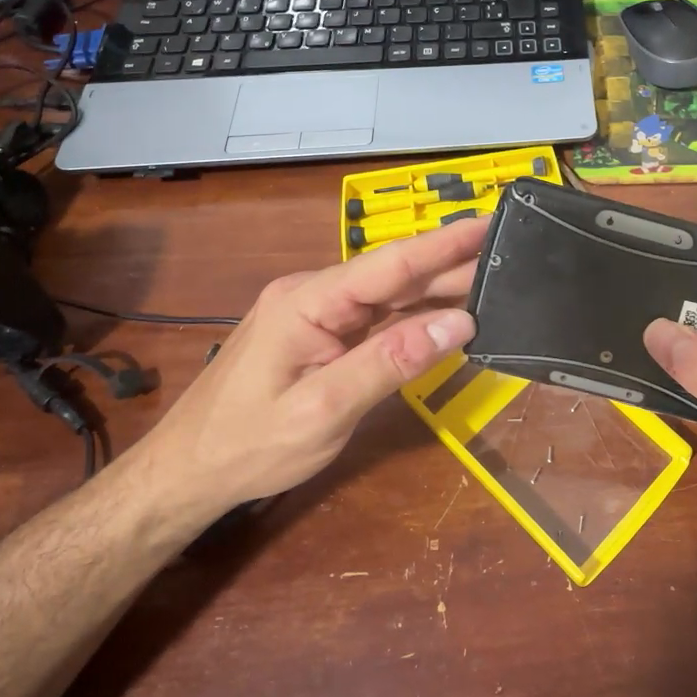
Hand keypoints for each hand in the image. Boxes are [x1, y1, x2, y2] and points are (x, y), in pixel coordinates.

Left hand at [125, 219, 485, 520]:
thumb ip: (390, 363)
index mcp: (309, 301)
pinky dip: (417, 317)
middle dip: (453, 266)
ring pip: (391, 296)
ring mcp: (317, 314)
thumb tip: (457, 324)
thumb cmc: (247, 445)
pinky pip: (378, 319)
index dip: (445, 242)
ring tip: (494, 281)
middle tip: (511, 260)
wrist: (186, 474)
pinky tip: (450, 316)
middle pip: (396, 275)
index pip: (392, 263)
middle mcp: (315, 295)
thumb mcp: (322, 410)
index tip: (491, 221)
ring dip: (439, 291)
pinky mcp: (321, 335)